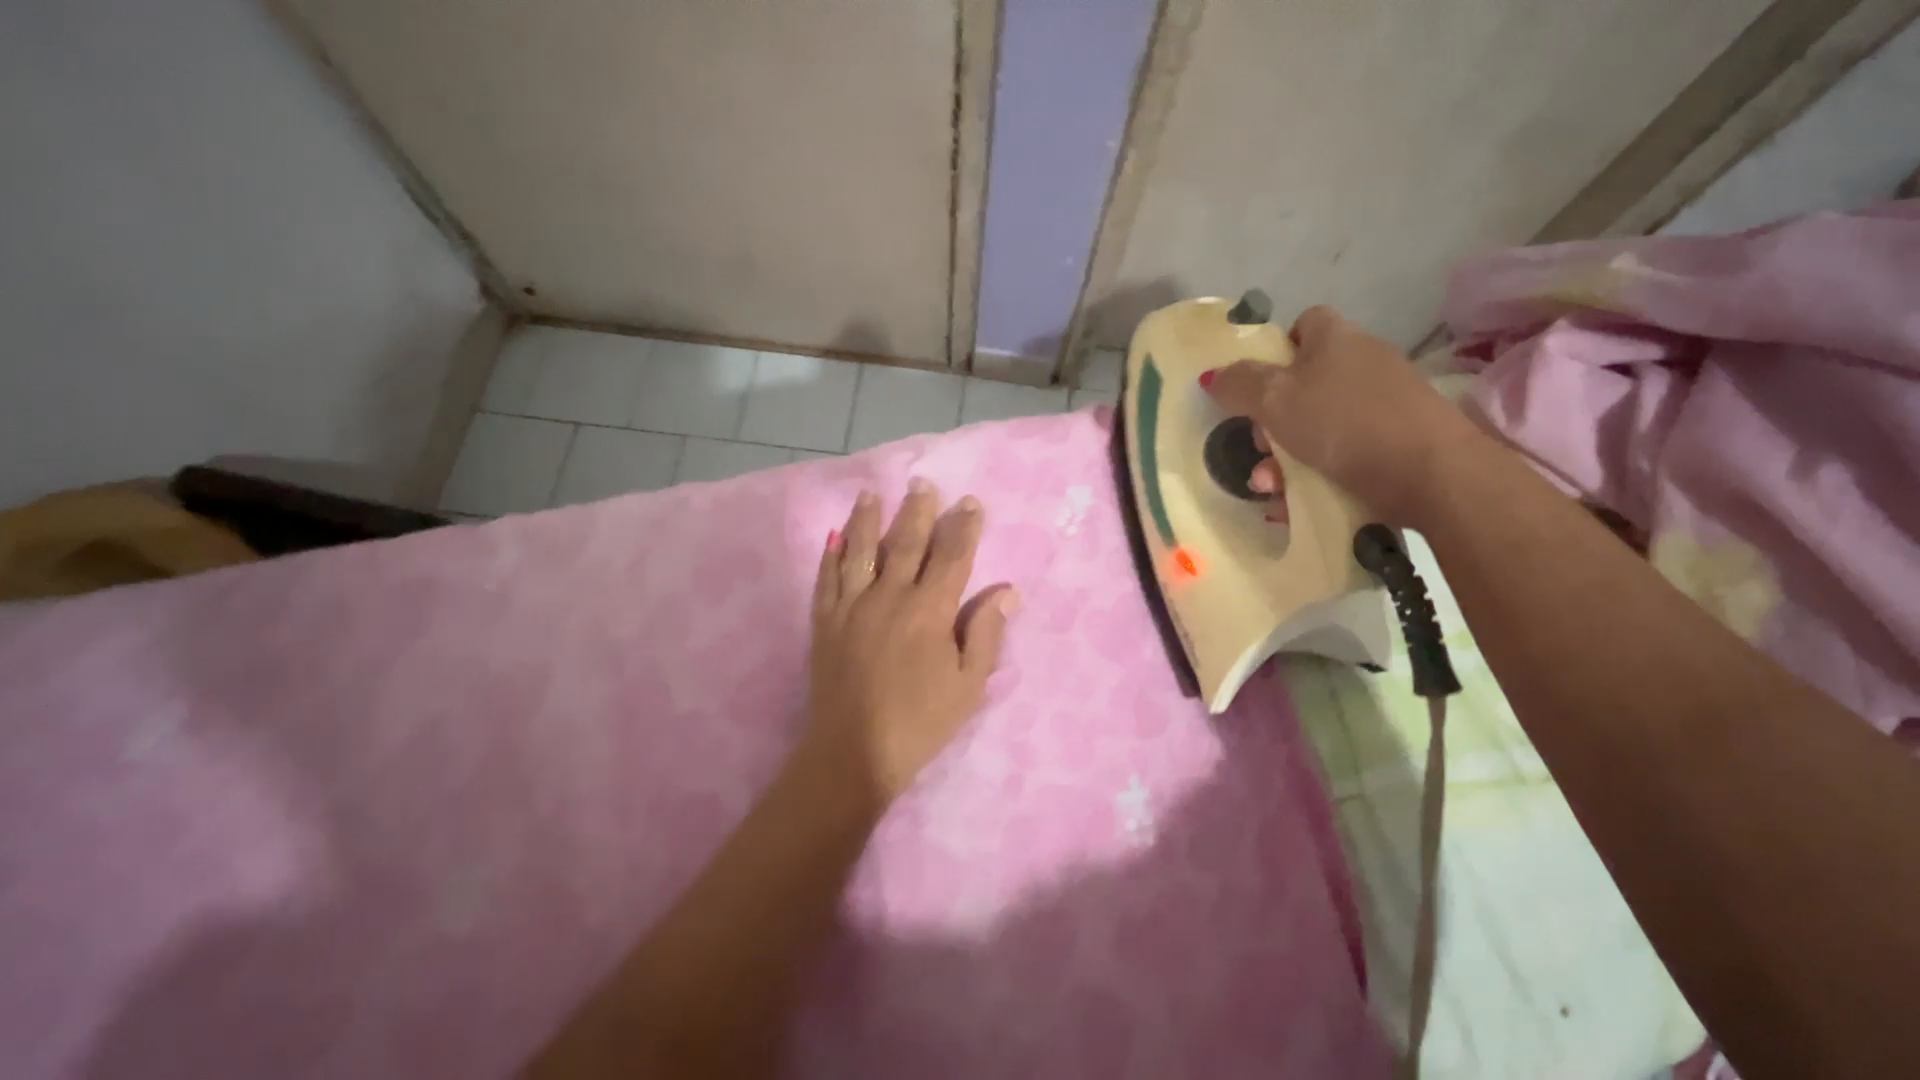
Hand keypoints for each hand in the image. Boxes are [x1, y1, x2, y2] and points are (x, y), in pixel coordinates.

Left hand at [805, 480, 1016, 802]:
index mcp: (930, 610)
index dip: (963, 527)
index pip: (952, 557)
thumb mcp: (968, 685)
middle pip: (905, 543)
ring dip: (867, 521)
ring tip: (870, 494)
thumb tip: (1006, 589)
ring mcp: (852, 607)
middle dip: (917, 510)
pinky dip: (830, 556)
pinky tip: (833, 539)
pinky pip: (827, 580)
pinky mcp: (825, 623)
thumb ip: (985, 633)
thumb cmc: (921, 722)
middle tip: (921, 482)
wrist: (854, 751)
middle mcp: (890, 597)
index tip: (970, 502)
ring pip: (860, 552)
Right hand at [1203, 305, 1484, 527]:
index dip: (1275, 351)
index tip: (1255, 386)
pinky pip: (1344, 454)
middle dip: (1272, 419)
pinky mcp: (1399, 442)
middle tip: (1258, 446)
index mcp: (1336, 338)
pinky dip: (1318, 476)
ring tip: (1271, 488)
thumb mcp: (1276, 399)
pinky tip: (1297, 503)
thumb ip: (1239, 384)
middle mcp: (1364, 362)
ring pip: (1320, 426)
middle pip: (1305, 383)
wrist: (1431, 472)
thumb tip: (1213, 375)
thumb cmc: (1345, 422)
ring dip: (1286, 458)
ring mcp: (1385, 403)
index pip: (1303, 324)